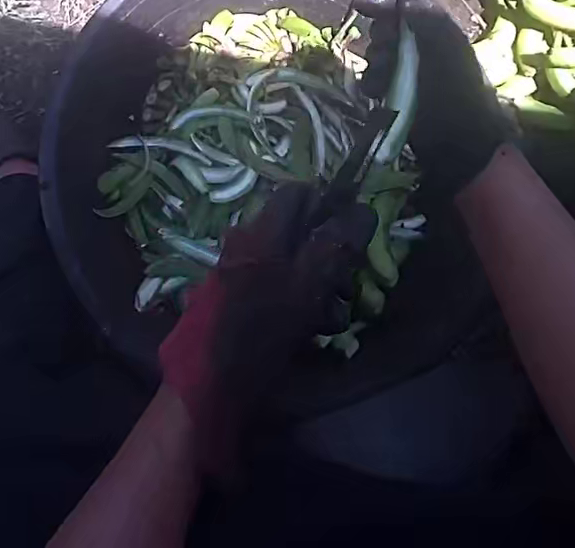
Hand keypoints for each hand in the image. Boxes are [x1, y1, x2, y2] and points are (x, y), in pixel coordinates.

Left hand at [158, 183, 373, 477]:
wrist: (209, 381)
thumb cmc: (263, 324)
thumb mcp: (311, 279)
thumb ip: (339, 241)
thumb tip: (364, 210)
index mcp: (264, 228)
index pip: (299, 193)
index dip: (328, 205)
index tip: (351, 231)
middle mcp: (248, 241)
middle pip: (299, 231)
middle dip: (329, 254)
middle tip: (346, 284)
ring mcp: (240, 270)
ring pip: (292, 261)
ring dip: (319, 283)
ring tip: (332, 315)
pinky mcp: (237, 298)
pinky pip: (276, 286)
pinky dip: (298, 301)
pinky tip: (312, 330)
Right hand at [356, 0, 515, 206]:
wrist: (460, 149)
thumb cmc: (457, 95)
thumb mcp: (444, 49)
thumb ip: (425, 14)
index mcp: (436, 30)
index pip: (402, 4)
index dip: (382, 3)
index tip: (361, 6)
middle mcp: (420, 46)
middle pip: (384, 29)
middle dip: (381, 41)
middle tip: (391, 58)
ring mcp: (407, 71)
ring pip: (374, 55)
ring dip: (376, 66)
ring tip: (386, 83)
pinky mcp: (396, 94)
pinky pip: (371, 80)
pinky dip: (372, 85)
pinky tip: (380, 96)